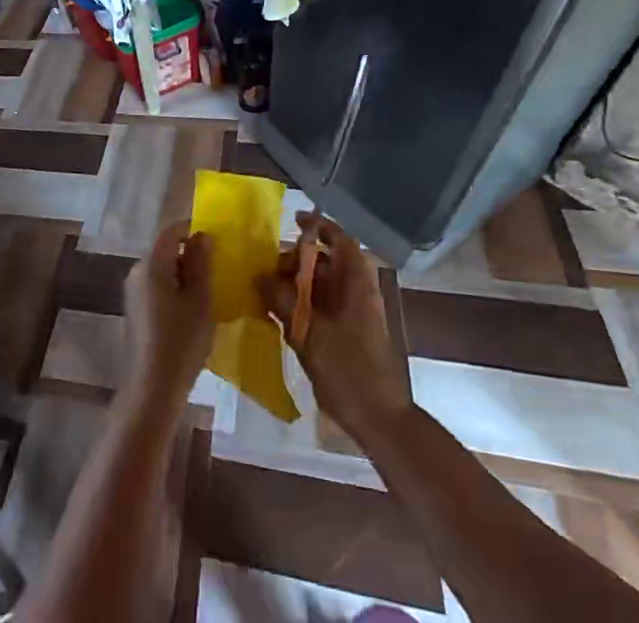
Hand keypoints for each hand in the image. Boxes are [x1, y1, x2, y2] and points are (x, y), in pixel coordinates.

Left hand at [121, 224, 213, 406]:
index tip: (218, 242)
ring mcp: (133, 291)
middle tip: (220, 269)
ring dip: (185, 273)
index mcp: (151, 265)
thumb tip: (202, 235)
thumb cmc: (182, 340)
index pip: (171, 231)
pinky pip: (157, 286)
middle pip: (166, 249)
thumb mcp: (200, 299)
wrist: (154, 387)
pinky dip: (175, 288)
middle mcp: (137, 272)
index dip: (194, 230)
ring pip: (163, 269)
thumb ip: (201, 262)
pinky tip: (193, 309)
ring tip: (211, 290)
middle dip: (192, 254)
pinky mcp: (135, 309)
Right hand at [260, 213, 412, 440]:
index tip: (294, 221)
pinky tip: (277, 314)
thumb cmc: (349, 370)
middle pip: (326, 263)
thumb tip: (261, 276)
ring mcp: (351, 313)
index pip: (340, 241)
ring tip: (266, 292)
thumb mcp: (310, 334)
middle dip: (297, 261)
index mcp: (356, 285)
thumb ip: (285, 302)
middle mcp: (355, 292)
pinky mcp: (343, 332)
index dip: (319, 227)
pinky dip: (300, 305)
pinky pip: (319, 307)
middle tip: (267, 272)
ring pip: (320, 286)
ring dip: (295, 284)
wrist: (377, 416)